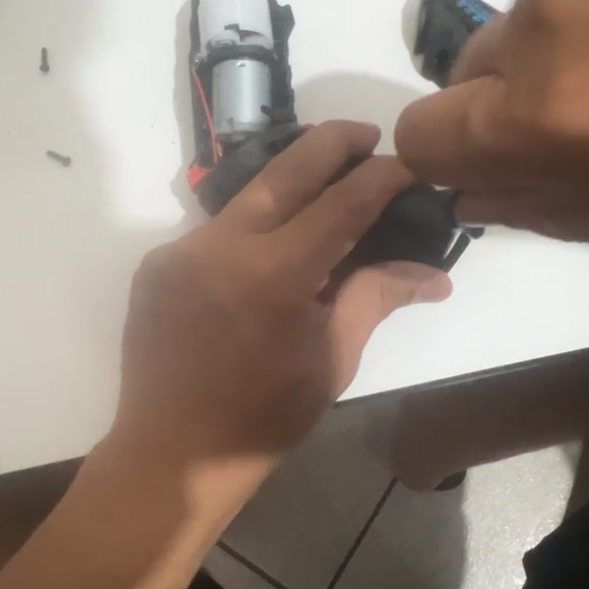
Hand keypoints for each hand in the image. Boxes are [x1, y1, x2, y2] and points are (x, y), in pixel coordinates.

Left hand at [107, 121, 451, 480]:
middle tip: (366, 135)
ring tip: (321, 192)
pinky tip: (266, 254)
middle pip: (285, 172)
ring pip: (244, 201)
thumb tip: (433, 274)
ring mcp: (179, 252)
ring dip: (286, 189)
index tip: (406, 163)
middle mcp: (220, 246)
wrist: (173, 453)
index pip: (340, 204)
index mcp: (273, 274)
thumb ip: (375, 299)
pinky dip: (247, 233)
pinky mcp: (155, 265)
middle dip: (331, 144)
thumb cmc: (264, 417)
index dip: (380, 179)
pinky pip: (212, 234)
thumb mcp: (332, 359)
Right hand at [396, 0, 588, 262]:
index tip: (499, 174)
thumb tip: (486, 197)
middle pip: (469, 71)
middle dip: (513, 111)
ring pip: (536, 15)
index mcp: (566, 115)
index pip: (426, 138)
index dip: (449, 164)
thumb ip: (577, 212)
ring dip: (575, 50)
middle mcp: (560, 15)